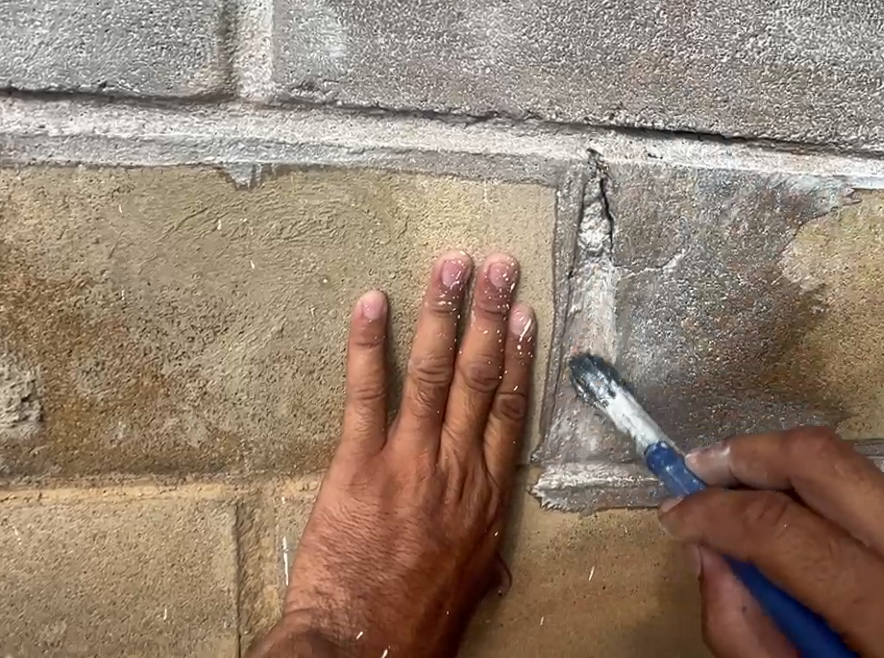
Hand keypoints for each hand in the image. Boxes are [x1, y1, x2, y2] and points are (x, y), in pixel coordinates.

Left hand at [248, 252, 537, 657]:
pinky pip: (365, 393)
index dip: (519, 354)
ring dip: (443, 311)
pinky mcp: (359, 464)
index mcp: (487, 492)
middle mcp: (456, 465)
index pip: (509, 406)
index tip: (524, 313)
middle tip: (499, 265)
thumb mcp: (472, 582)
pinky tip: (371, 301)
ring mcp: (409, 459)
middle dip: (490, 313)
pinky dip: (367, 344)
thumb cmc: (418, 622)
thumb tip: (495, 548)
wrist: (359, 654)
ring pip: (432, 371)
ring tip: (452, 265)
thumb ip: (484, 547)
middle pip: (480, 375)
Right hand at [661, 427, 883, 657]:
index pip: (785, 529)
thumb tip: (705, 550)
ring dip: (778, 465)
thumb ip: (745, 634)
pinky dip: (816, 491)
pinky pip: (870, 492)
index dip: (715, 512)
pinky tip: (784, 511)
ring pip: (846, 464)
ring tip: (730, 486)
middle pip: (821, 459)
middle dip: (746, 454)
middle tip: (696, 470)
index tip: (672, 514)